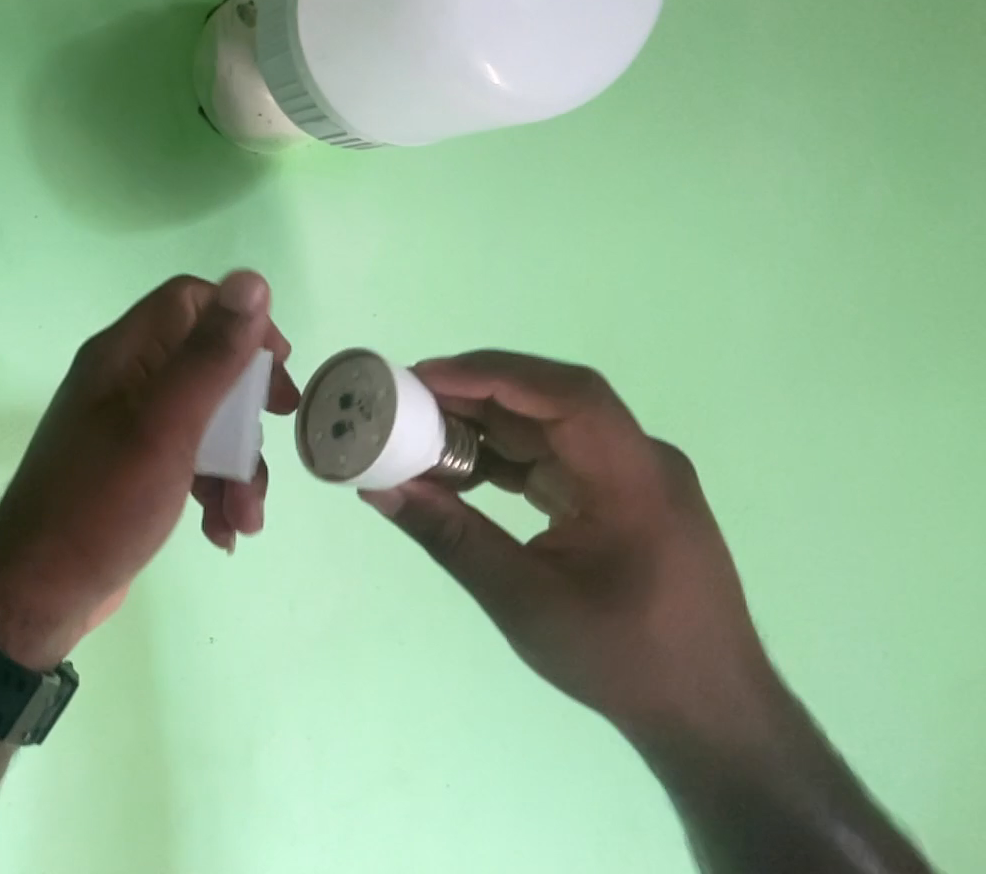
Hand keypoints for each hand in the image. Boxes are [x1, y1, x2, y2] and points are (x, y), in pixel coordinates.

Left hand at [0, 271, 299, 668]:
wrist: (41, 591)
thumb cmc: (102, 502)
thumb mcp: (165, 424)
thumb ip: (209, 355)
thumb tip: (252, 279)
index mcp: (123, 356)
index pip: (190, 301)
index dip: (240, 322)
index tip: (276, 368)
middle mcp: (123, 383)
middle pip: (207, 366)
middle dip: (247, 410)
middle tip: (278, 433)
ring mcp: (127, 431)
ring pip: (205, 424)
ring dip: (237, 467)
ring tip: (245, 517)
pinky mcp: (133, 473)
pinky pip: (189, 464)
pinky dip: (213, 493)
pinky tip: (221, 534)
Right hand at [360, 351, 783, 745]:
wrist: (709, 711)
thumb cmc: (625, 658)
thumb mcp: (523, 601)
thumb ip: (450, 536)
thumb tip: (378, 488)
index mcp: (634, 481)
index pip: (566, 396)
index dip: (491, 376)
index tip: (421, 379)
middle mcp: (638, 462)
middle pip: (551, 400)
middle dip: (473, 392)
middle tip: (403, 399)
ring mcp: (628, 477)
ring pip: (546, 424)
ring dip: (482, 423)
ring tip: (417, 432)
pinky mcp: (614, 496)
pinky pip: (550, 454)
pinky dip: (499, 453)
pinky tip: (456, 470)